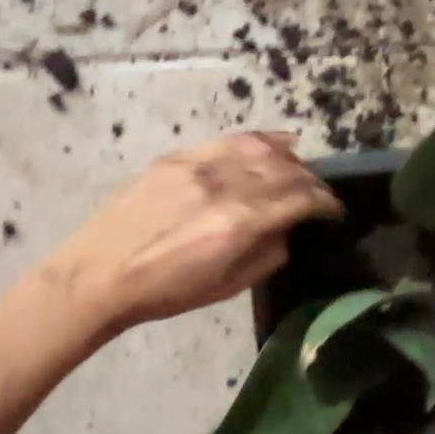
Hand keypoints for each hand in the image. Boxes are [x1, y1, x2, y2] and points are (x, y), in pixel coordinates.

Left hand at [46, 133, 342, 332]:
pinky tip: (271, 145)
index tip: (335, 210)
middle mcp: (224, 187)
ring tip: (299, 166)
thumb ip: (267, 255)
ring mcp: (199, 167)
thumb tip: (286, 231)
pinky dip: (257, 141)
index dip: (325, 202)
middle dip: (311, 181)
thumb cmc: (166, 291)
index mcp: (239, 224)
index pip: (299, 199)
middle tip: (320, 194)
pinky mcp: (177, 159)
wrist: (99, 274)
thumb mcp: (227, 286)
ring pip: (259, 148)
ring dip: (288, 156)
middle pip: (284, 170)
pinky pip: (228, 141)